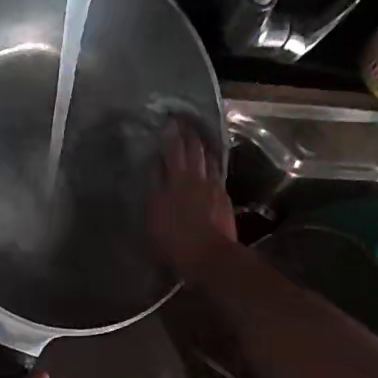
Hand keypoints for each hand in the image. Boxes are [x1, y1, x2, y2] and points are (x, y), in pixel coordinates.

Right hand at [147, 116, 236, 281]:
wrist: (210, 257)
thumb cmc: (174, 241)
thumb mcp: (154, 216)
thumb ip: (155, 188)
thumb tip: (156, 167)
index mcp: (177, 178)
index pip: (173, 148)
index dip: (171, 133)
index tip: (168, 120)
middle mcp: (197, 177)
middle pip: (194, 149)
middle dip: (189, 133)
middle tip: (184, 121)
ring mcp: (214, 187)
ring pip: (209, 158)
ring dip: (203, 145)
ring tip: (198, 137)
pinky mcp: (224, 199)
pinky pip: (217, 173)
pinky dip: (212, 163)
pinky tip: (211, 164)